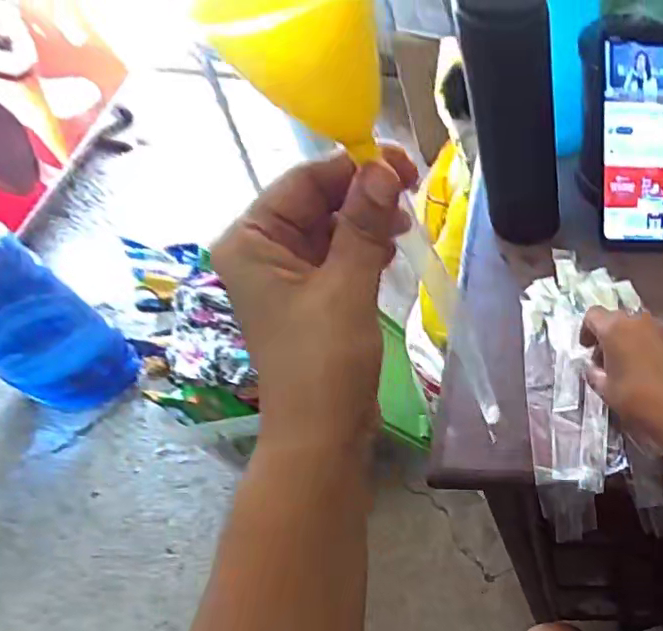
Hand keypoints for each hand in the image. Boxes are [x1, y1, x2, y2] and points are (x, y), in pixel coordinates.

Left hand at [211, 146, 419, 444]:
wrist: (323, 434)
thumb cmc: (325, 363)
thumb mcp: (345, 289)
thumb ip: (363, 227)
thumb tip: (384, 170)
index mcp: (251, 241)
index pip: (302, 185)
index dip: (350, 169)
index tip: (399, 163)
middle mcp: (263, 254)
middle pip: (315, 206)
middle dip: (361, 197)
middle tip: (411, 191)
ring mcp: (288, 282)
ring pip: (330, 234)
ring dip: (367, 224)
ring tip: (406, 223)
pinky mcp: (313, 306)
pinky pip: (338, 263)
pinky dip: (364, 252)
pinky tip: (391, 249)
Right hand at [581, 307, 662, 448]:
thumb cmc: (635, 399)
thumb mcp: (605, 390)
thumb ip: (594, 373)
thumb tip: (594, 367)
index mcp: (615, 329)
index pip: (593, 315)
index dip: (586, 331)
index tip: (587, 349)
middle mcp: (638, 321)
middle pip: (616, 319)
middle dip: (608, 336)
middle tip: (607, 360)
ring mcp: (660, 328)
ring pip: (638, 327)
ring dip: (629, 340)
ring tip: (629, 364)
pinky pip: (655, 337)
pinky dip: (648, 347)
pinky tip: (650, 368)